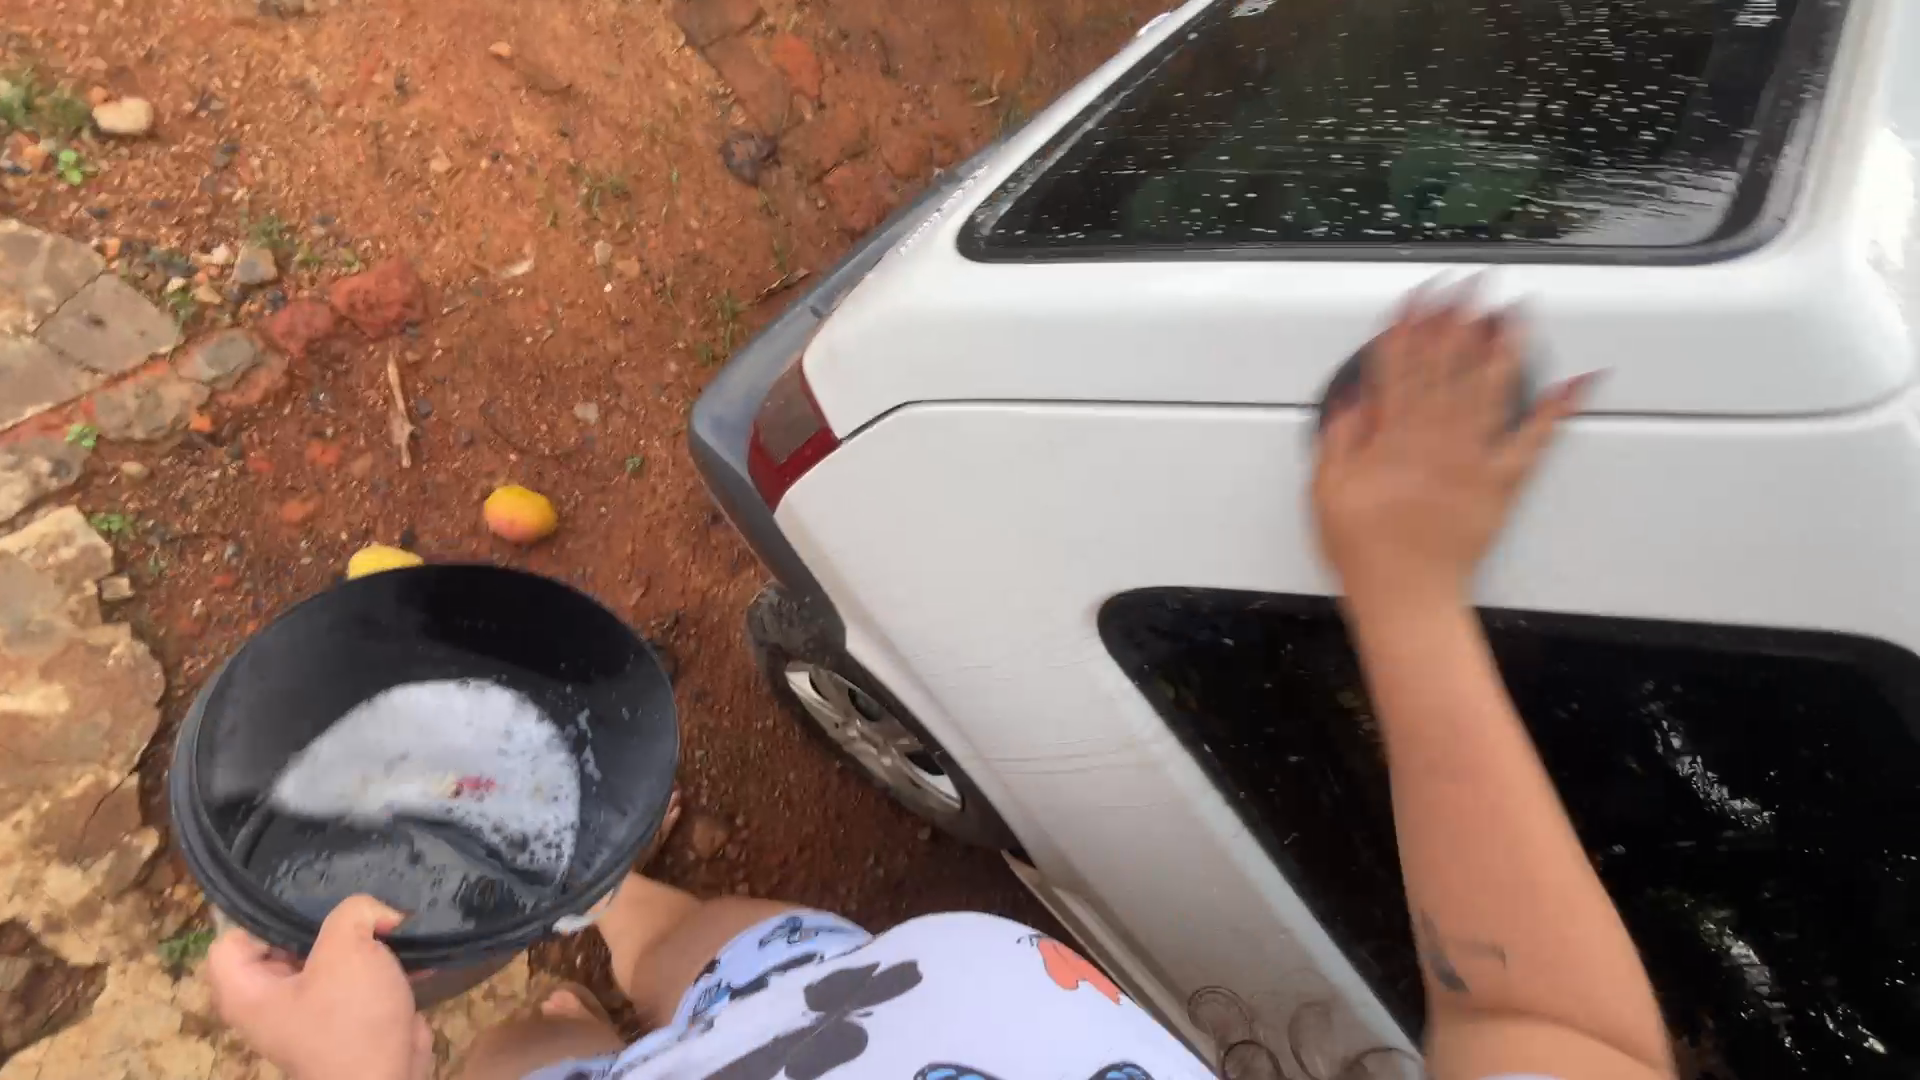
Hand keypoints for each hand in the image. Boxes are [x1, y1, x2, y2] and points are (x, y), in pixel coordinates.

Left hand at [208, 896, 431, 1079]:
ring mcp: (314, 1007)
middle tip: (365, 902)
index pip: (232, 941)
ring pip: (333, 953)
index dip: (266, 916)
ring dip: (367, 935)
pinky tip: (416, 946)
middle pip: (288, 942)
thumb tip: (377, 915)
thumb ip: (353, 913)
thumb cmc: (348, 1017)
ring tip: (396, 919)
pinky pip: (363, 971)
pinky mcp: (352, 1010)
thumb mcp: (346, 951)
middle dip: (331, 918)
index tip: (314, 897)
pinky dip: (388, 957)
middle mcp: (275, 1000)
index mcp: (251, 992)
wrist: (382, 1078)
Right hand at [1312, 292, 1593, 610]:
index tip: (1413, 299)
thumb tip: (1357, 398)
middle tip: (1465, 284)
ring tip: (1509, 308)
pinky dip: (1558, 410)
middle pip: (1445, 369)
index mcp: (1391, 443)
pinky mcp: (1502, 481)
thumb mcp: (1327, 492)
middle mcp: (1436, 442)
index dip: (1406, 331)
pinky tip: (1576, 379)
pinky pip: (1535, 441)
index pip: (1398, 372)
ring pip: (1490, 390)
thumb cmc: (1360, 547)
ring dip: (1501, 346)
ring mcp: (1474, 459)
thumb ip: (1341, 440)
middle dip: (1454, 322)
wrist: (1404, 594)